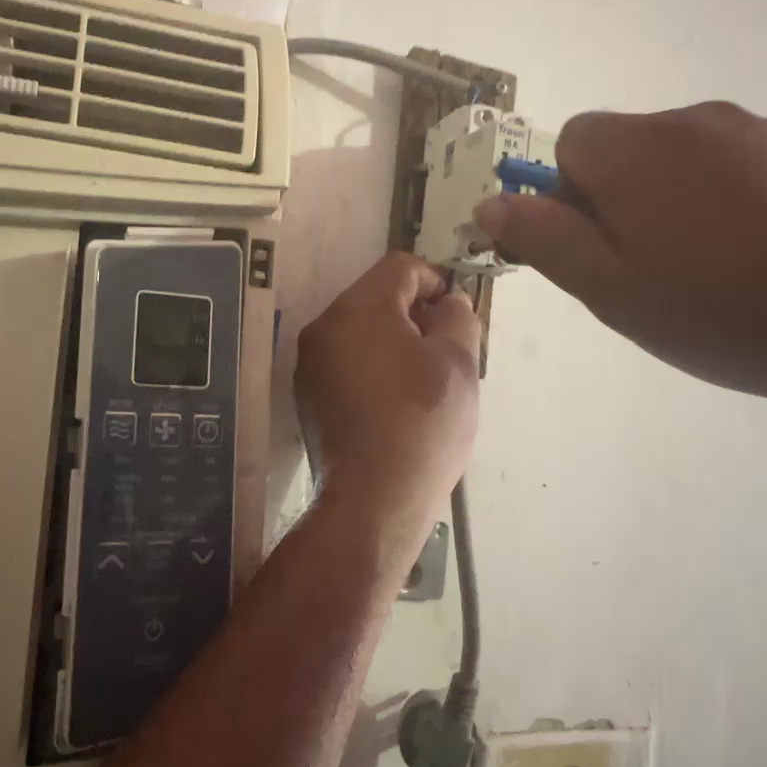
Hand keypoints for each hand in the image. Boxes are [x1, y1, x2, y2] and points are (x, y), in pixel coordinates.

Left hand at [295, 252, 481, 529]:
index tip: (457, 315)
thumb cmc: (423, 423)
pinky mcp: (307, 397)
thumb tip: (448, 304)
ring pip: (359, 332)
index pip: (400, 267)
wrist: (373, 499)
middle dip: (414, 314)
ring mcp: (309, 364)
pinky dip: (372, 369)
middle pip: (375, 298)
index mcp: (358, 309)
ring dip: (393, 343)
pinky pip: (345, 364)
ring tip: (424, 381)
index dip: (435, 280)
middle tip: (446, 351)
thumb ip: (458, 319)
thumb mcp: (458, 364)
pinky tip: (396, 404)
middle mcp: (324, 327)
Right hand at [473, 102, 766, 403]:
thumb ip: (544, 239)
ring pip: (681, 158)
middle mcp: (693, 120)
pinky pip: (734, 166)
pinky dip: (726, 201)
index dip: (569, 196)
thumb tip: (492, 203)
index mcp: (636, 150)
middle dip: (619, 197)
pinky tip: (758, 257)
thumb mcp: (611, 290)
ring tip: (709, 270)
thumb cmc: (723, 313)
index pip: (571, 143)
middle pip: (625, 146)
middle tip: (648, 270)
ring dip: (673, 199)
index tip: (597, 249)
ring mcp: (757, 130)